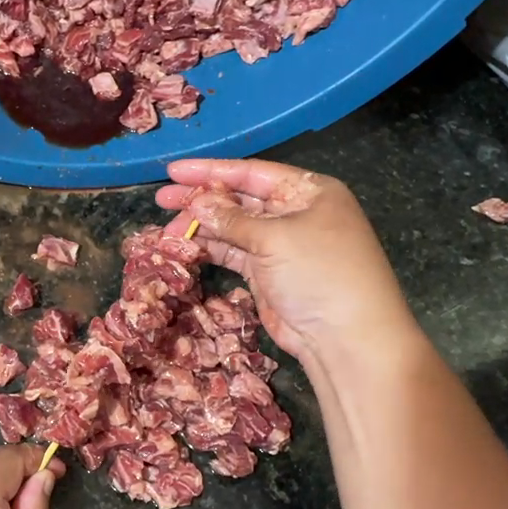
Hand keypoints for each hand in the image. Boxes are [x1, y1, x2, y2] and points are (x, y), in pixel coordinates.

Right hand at [155, 158, 415, 360]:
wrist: (345, 337)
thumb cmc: (318, 273)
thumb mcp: (274, 238)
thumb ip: (231, 219)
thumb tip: (196, 204)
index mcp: (308, 192)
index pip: (252, 172)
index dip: (210, 171)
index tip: (173, 171)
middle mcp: (295, 213)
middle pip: (240, 198)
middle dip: (201, 199)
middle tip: (161, 199)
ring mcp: (281, 244)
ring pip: (232, 227)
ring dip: (200, 227)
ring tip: (165, 230)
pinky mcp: (267, 272)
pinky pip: (232, 252)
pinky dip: (209, 249)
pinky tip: (183, 247)